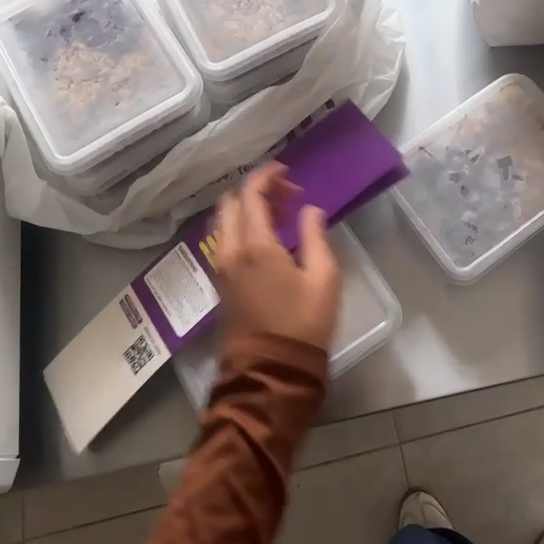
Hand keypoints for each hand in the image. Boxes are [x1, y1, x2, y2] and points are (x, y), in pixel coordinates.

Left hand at [210, 163, 341, 350]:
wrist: (271, 372)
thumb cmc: (303, 324)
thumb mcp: (324, 279)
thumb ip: (316, 237)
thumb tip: (310, 211)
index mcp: (255, 245)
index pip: (251, 193)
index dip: (267, 175)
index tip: (288, 171)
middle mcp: (229, 251)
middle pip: (229, 203)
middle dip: (256, 191)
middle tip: (288, 198)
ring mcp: (220, 269)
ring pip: (223, 223)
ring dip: (246, 210)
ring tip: (280, 218)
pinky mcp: (220, 285)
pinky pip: (224, 242)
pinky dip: (241, 229)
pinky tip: (267, 241)